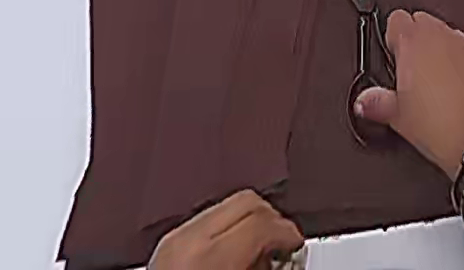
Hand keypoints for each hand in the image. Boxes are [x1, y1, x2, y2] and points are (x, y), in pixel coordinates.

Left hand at [149, 190, 302, 269]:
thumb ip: (259, 264)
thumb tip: (283, 251)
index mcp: (206, 257)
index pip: (261, 221)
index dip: (286, 230)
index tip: (296, 242)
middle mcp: (187, 239)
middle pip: (247, 200)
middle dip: (270, 218)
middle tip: (281, 244)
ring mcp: (174, 238)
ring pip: (228, 204)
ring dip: (249, 220)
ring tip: (257, 251)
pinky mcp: (167, 243)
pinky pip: (208, 219)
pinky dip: (227, 228)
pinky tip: (232, 251)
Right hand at [354, 10, 463, 175]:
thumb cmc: (438, 123)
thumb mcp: (397, 116)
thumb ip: (376, 102)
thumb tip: (365, 100)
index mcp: (411, 40)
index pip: (395, 18)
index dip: (390, 36)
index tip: (390, 57)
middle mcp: (436, 34)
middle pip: (417, 19)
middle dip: (410, 37)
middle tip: (405, 68)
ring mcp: (458, 41)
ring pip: (438, 29)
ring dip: (431, 43)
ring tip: (426, 77)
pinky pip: (456, 42)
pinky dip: (450, 53)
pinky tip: (447, 80)